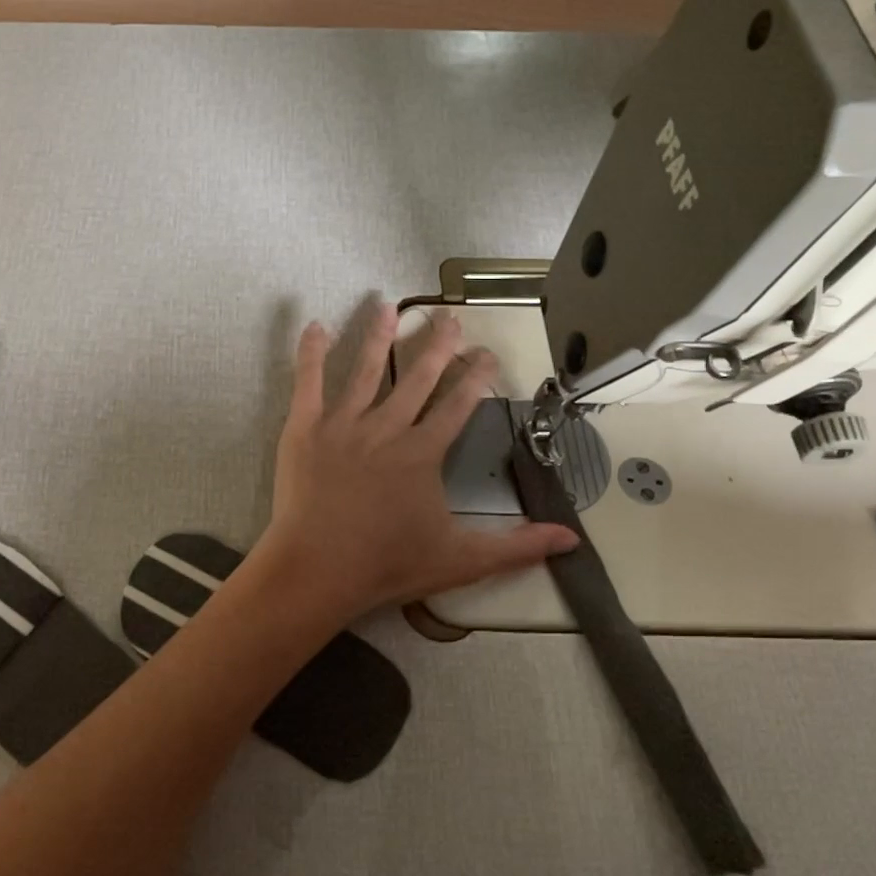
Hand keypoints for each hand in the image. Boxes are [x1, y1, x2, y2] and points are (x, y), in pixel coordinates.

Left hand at [254, 303, 579, 620]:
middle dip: (437, 346)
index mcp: (423, 452)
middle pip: (417, 377)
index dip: (475, 378)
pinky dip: (312, 352)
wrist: (319, 569)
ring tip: (387, 306)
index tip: (487, 354)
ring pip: (365, 370)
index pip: (457, 405)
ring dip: (378, 336)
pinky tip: (316, 326)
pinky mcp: (304, 429)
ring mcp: (343, 424)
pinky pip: (308, 381)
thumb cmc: (387, 565)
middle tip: (449, 318)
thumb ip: (517, 547)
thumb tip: (571, 539)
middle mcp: (387, 428)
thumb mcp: (461, 560)